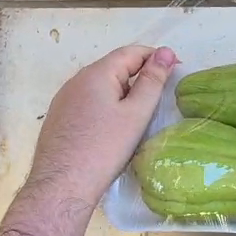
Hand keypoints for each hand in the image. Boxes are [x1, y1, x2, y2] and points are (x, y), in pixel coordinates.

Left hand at [20, 45, 176, 220]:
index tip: (176, 70)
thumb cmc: (105, 148)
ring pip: (100, 86)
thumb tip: (166, 52)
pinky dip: (106, 106)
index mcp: (96, 73)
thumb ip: (152, 81)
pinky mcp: (59, 118)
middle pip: (114, 67)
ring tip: (140, 114)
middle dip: (140, 75)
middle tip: (161, 96)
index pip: (131, 52)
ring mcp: (64, 99)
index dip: (156, 57)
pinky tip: (113, 128)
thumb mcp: (135, 114)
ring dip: (123, 91)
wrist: (62, 184)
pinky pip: (88, 102)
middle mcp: (76, 80)